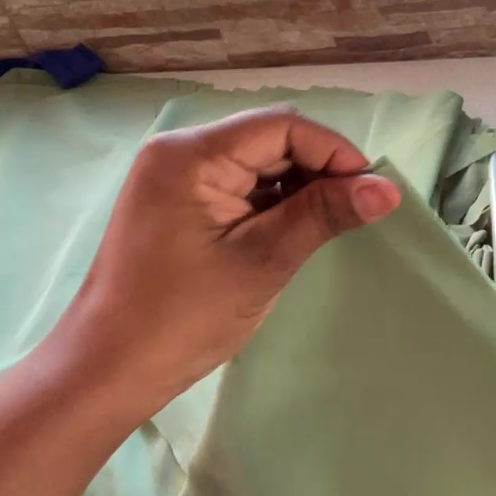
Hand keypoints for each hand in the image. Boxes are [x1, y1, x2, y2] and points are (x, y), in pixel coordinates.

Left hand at [51, 107, 399, 405]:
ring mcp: (175, 176)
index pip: (282, 126)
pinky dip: (272, 203)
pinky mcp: (177, 201)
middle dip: (318, 170)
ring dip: (298, 188)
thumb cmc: (181, 318)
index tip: (370, 192)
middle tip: (353, 214)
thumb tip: (388, 188)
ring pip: (258, 163)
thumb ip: (324, 214)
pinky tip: (291, 232)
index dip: (334, 151)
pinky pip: (239, 185)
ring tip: (325, 227)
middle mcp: (179, 151)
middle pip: (270, 139)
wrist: (107, 370)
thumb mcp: (263, 261)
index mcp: (191, 154)